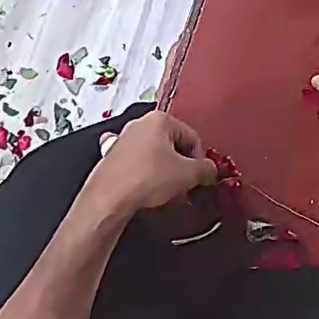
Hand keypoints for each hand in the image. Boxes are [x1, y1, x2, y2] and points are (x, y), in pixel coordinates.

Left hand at [78, 111, 219, 219]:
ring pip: (154, 153)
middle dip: (181, 165)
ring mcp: (123, 139)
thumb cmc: (147, 178)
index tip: (199, 178)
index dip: (199, 160)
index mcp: (160, 119)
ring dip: (163, 170)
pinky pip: (136, 162)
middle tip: (184, 185)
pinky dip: (143, 172)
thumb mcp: (187, 174)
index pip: (192, 137)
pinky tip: (144, 186)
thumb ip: (206, 169)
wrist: (108, 198)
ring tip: (165, 190)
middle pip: (173, 144)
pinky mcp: (111, 156)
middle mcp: (140, 123)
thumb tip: (211, 170)